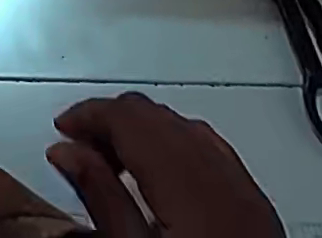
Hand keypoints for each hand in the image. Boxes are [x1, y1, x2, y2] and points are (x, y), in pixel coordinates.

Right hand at [46, 93, 282, 237]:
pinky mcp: (259, 207)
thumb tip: (66, 152)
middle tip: (79, 144)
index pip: (127, 117)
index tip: (62, 128)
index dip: (87, 113)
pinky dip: (173, 143)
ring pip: (181, 126)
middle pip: (153, 114)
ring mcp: (246, 192)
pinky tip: (158, 172)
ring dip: (140, 129)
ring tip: (112, 160)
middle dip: (109, 119)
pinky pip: (209, 148)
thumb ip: (100, 197)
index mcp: (188, 187)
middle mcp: (222, 178)